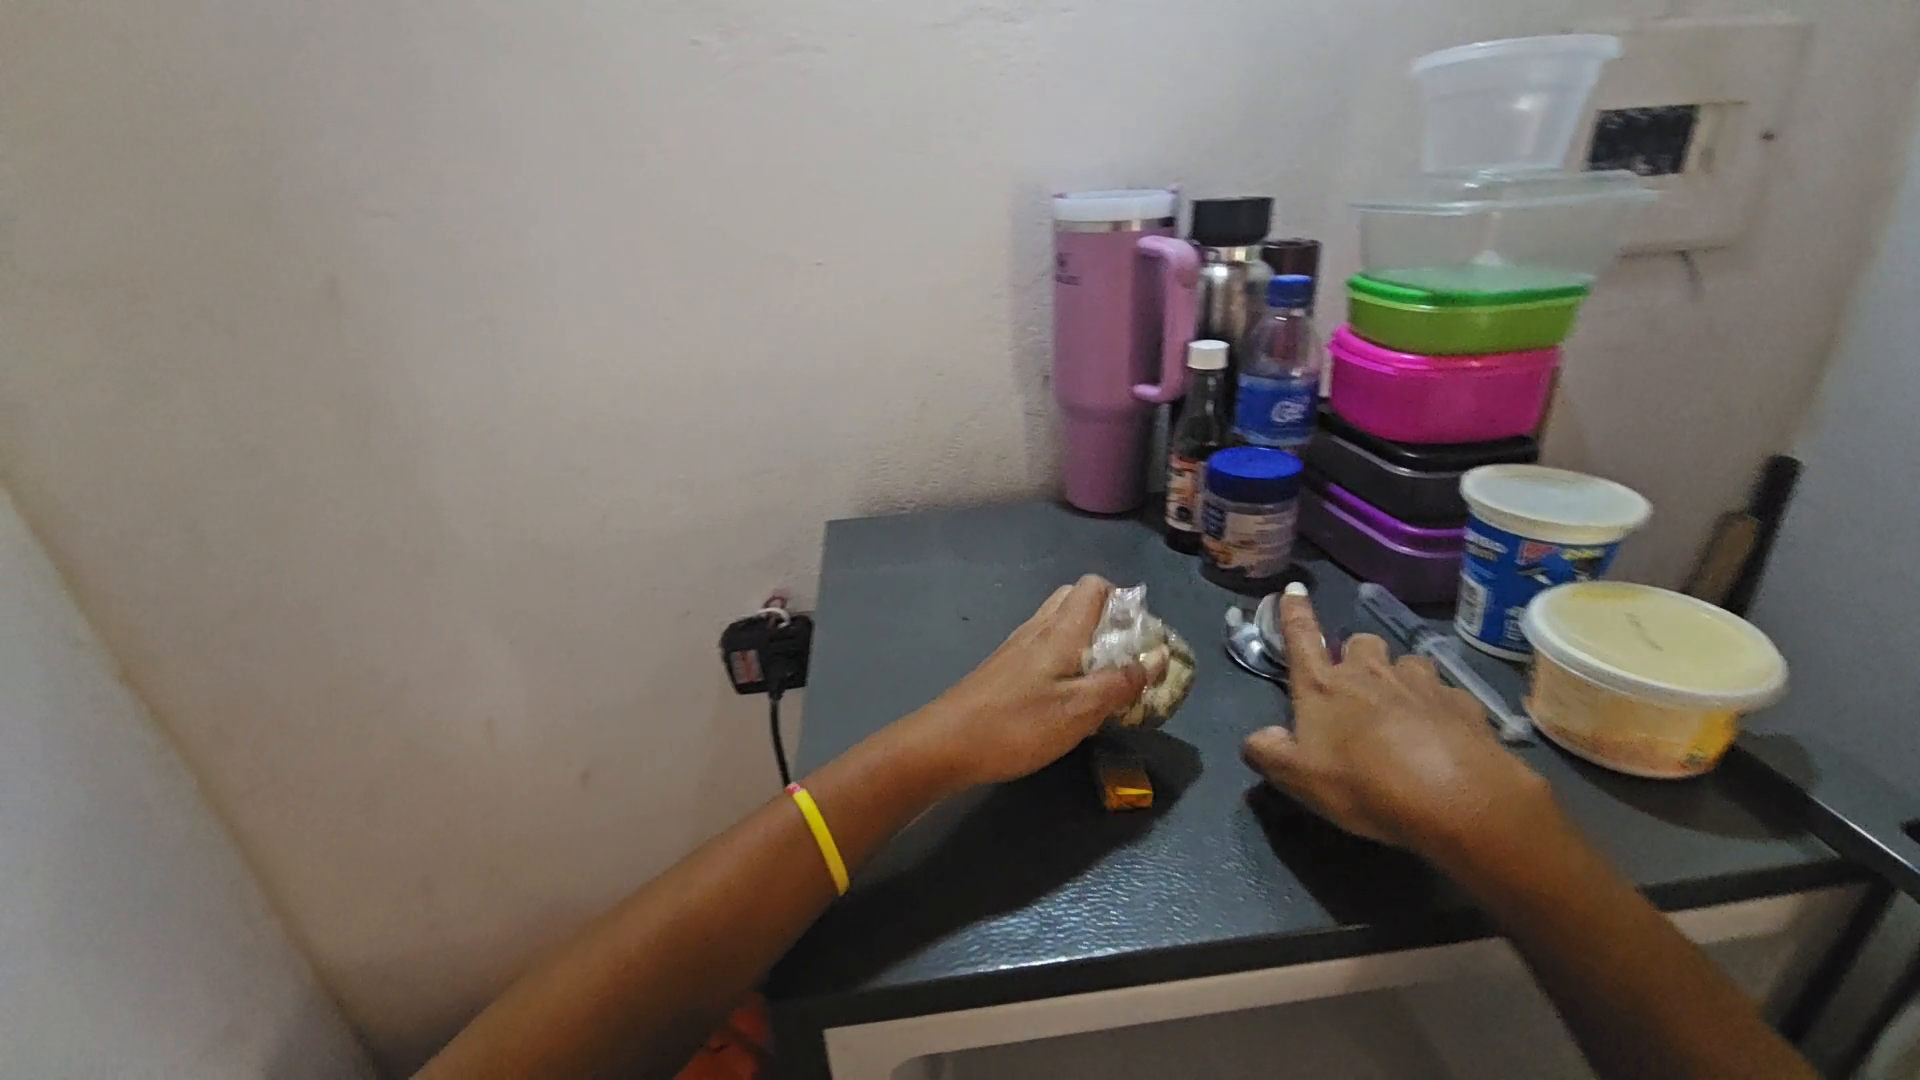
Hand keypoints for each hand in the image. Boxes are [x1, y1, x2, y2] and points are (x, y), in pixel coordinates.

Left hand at [907, 575, 1146, 789]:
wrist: (945, 743)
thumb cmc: (1017, 725)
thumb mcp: (1080, 710)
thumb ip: (1121, 683)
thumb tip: (1158, 657)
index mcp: (1059, 631)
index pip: (1094, 587)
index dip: (1123, 600)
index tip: (1140, 636)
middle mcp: (1036, 629)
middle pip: (1075, 600)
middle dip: (1106, 619)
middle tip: (1123, 658)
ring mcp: (1015, 648)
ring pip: (1057, 625)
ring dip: (1085, 641)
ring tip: (1101, 680)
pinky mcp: (1003, 669)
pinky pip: (1042, 648)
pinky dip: (1063, 659)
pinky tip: (1066, 696)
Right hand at [1240, 585, 1549, 857]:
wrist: (1456, 800)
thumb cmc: (1364, 784)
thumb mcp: (1298, 778)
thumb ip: (1268, 753)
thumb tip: (1260, 736)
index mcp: (1324, 686)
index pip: (1302, 638)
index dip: (1294, 613)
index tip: (1294, 589)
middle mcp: (1371, 674)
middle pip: (1361, 642)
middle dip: (1356, 653)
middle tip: (1356, 682)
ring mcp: (1421, 685)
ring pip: (1408, 662)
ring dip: (1400, 676)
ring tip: (1402, 706)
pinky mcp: (1463, 704)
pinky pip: (1447, 695)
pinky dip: (1440, 707)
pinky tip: (1443, 733)